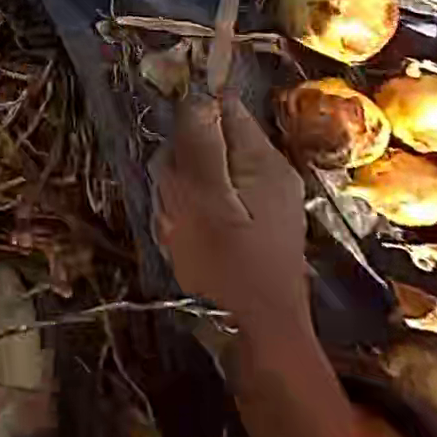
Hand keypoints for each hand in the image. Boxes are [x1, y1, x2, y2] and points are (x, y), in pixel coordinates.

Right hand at [151, 91, 308, 328]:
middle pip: (214, 135)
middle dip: (182, 154)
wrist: (258, 343)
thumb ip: (201, 144)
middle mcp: (271, 172)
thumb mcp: (203, 200)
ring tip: (175, 214)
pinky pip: (216, 192)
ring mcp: (266, 199)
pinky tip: (186, 229)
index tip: (165, 138)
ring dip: (183, 182)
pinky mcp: (256, 222)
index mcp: (263, 161)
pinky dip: (194, 203)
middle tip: (171, 189)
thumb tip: (196, 92)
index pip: (224, 105)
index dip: (189, 110)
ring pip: (210, 165)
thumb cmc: (225, 269)